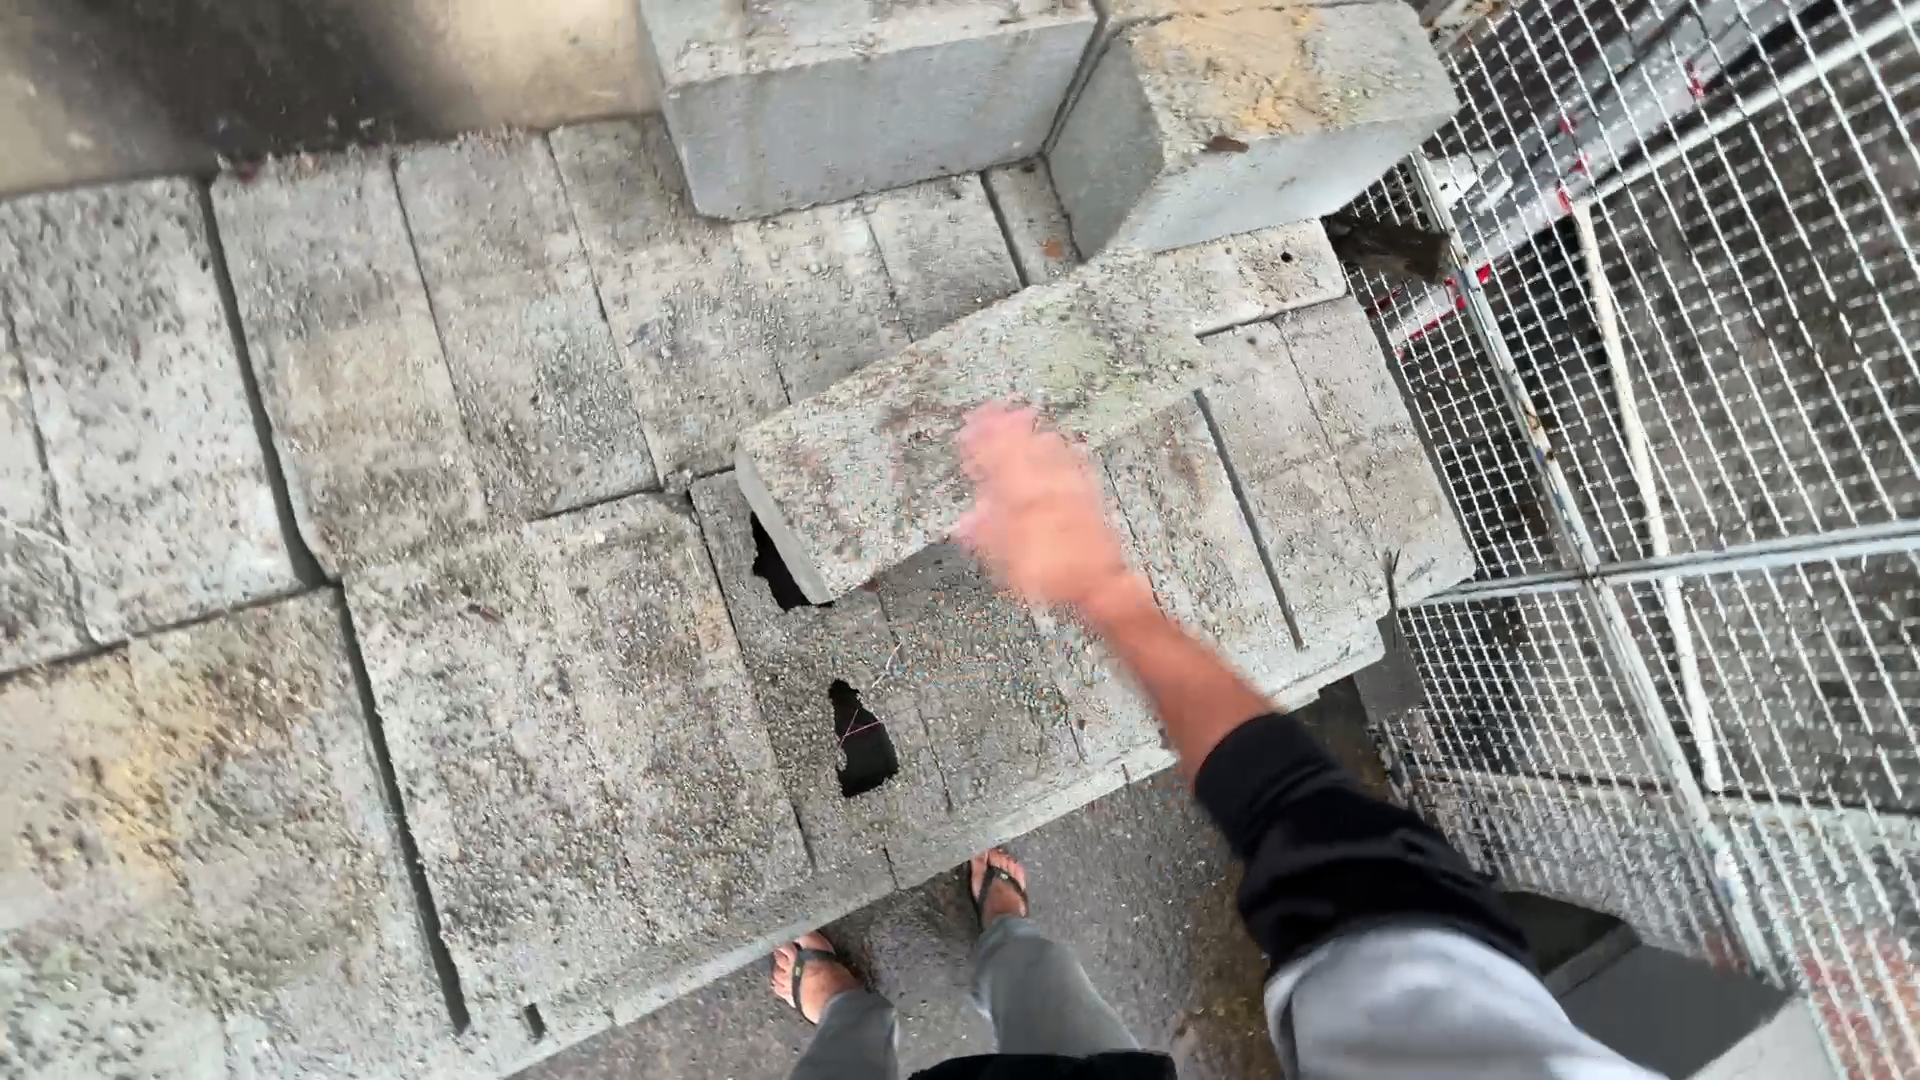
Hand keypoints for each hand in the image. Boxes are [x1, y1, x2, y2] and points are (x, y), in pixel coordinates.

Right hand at [953, 403, 1140, 614]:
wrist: (1099, 581)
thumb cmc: (1053, 574)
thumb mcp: (1007, 559)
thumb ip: (986, 532)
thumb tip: (966, 523)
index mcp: (1021, 499)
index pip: (994, 461)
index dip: (979, 443)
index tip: (968, 430)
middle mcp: (1045, 486)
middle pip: (1019, 447)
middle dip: (1002, 427)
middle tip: (990, 411)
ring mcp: (1068, 486)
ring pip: (1046, 447)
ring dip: (1031, 430)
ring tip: (1021, 414)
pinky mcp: (1087, 492)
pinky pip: (1072, 459)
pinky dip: (1060, 445)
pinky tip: (1059, 440)